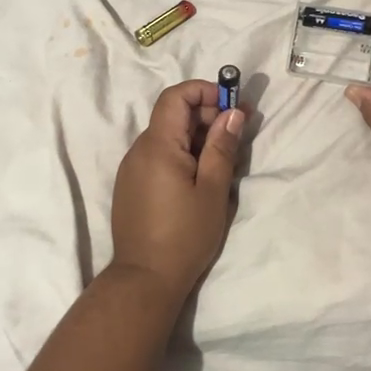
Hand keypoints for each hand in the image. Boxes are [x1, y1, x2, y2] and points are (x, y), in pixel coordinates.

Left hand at [109, 80, 246, 299]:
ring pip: (166, 136)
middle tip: (238, 132)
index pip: (175, 97)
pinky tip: (201, 177)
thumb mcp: (212, 190)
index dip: (204, 91)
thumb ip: (222, 147)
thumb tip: (233, 113)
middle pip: (172, 115)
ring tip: (224, 158)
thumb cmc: (184, 235)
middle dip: (206, 115)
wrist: (145, 279)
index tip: (231, 106)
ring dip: (196, 136)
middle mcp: (139, 150)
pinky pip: (158, 156)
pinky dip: (182, 154)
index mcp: (157, 145)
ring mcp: (132, 168)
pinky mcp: (132, 185)